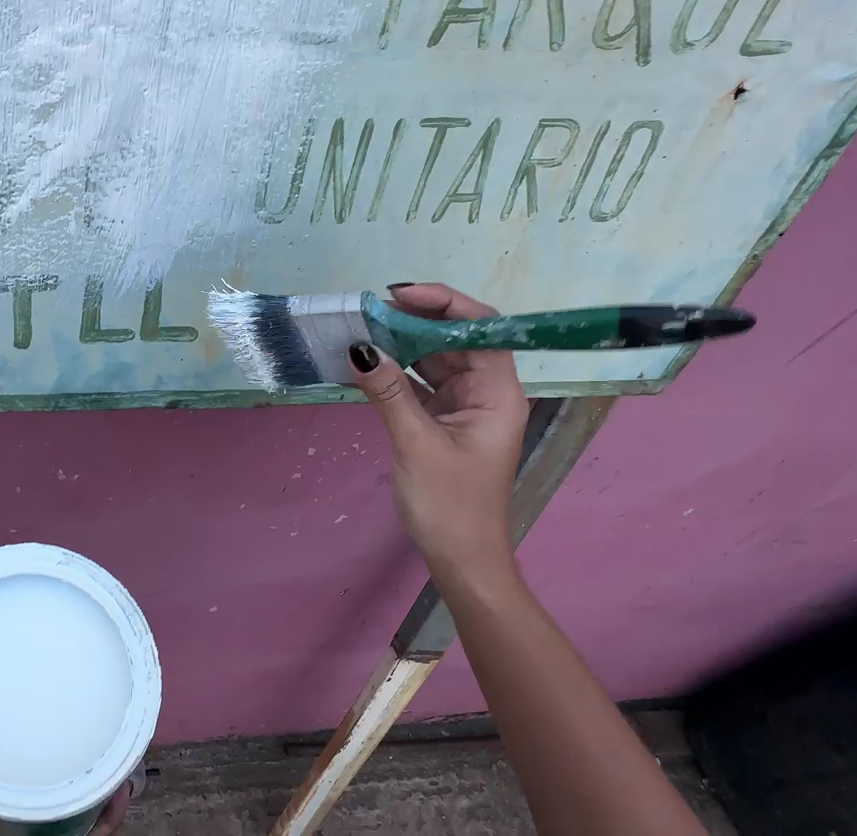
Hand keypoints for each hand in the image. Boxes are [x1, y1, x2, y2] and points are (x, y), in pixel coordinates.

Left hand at [0, 711, 132, 835]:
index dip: (13, 726)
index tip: (26, 689)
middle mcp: (6, 815)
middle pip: (43, 777)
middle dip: (68, 749)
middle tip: (83, 711)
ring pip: (73, 805)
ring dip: (97, 778)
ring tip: (113, 748)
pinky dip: (107, 819)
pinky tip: (118, 793)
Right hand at [349, 283, 528, 576]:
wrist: (461, 560)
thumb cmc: (450, 505)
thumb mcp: (416, 444)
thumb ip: (389, 391)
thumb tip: (359, 347)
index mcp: (497, 392)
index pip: (480, 327)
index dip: (443, 304)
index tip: (397, 295)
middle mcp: (485, 391)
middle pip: (455, 338)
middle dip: (414, 319)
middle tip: (367, 311)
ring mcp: (463, 405)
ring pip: (434, 357)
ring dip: (402, 341)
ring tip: (361, 327)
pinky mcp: (442, 419)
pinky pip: (420, 381)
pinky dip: (396, 368)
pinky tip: (368, 360)